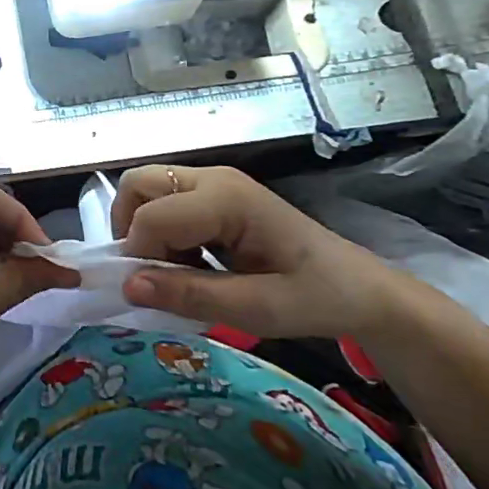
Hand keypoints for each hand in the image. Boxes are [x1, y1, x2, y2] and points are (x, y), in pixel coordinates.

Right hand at [113, 164, 409, 339]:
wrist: (361, 291)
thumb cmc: (316, 297)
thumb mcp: (257, 309)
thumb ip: (190, 295)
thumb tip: (127, 286)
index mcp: (226, 198)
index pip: (151, 216)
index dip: (139, 256)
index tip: (152, 294)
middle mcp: (212, 179)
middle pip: (138, 186)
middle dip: (130, 229)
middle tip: (151, 273)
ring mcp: (212, 184)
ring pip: (146, 193)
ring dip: (146, 234)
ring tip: (177, 273)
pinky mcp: (213, 196)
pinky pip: (164, 205)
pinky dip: (161, 236)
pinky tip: (192, 265)